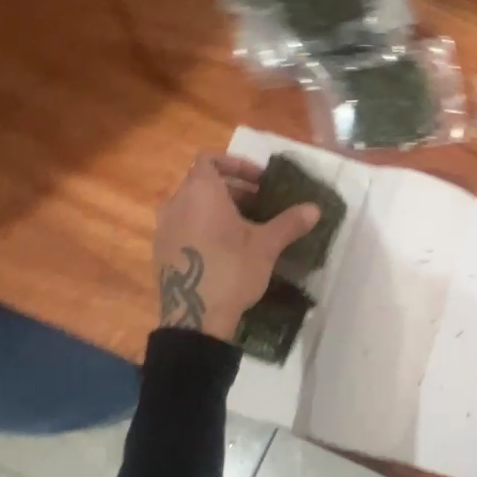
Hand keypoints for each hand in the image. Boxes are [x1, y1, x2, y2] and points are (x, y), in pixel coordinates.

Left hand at [154, 154, 320, 341]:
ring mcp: (164, 227)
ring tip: (245, 229)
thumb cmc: (231, 270)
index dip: (236, 164)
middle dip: (233, 189)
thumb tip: (315, 208)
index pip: (210, 159)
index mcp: (201, 192)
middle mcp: (176, 202)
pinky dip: (203, 226)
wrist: (194, 316)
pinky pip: (184, 225)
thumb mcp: (266, 246)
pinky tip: (225, 250)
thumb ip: (289, 223)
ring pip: (193, 205)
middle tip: (260, 205)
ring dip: (218, 209)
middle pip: (203, 183)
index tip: (260, 181)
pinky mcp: (161, 250)